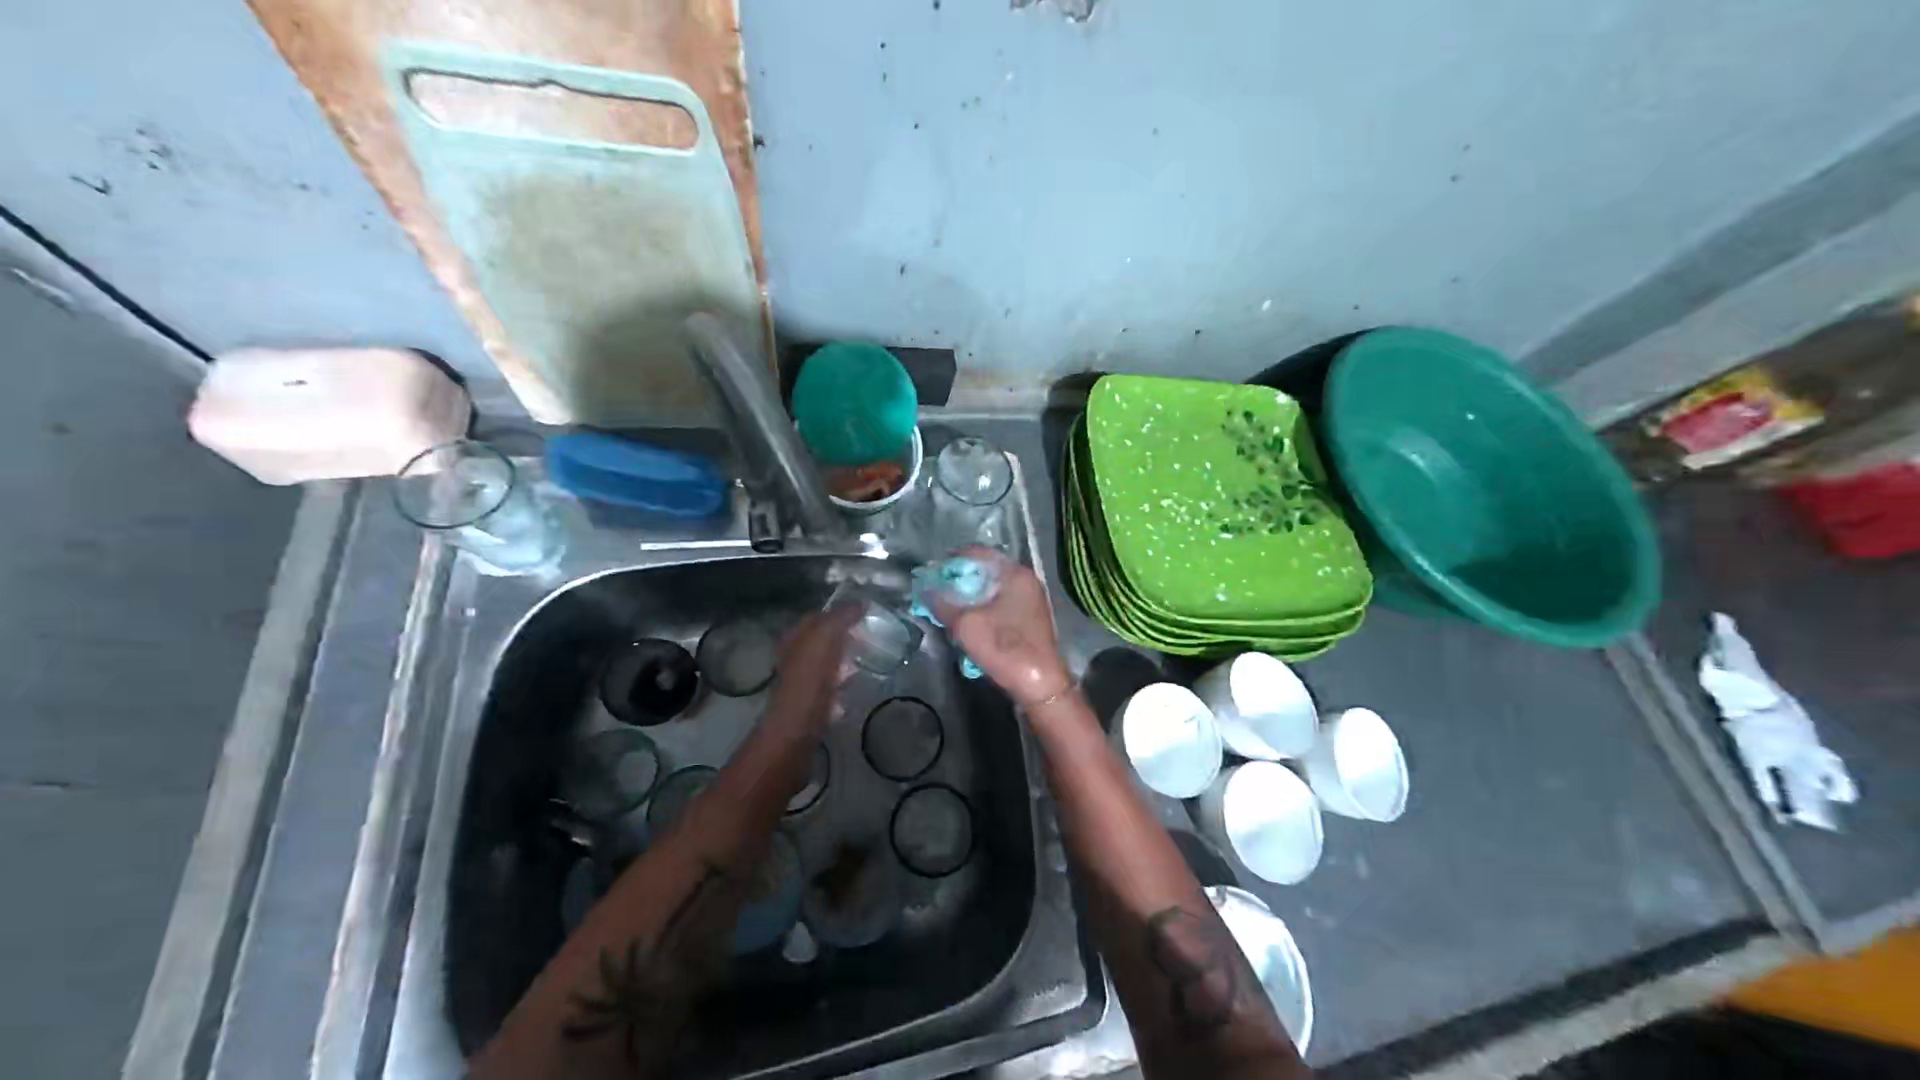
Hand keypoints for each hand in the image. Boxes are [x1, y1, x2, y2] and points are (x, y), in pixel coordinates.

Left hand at [764, 604, 860, 733]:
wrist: (797, 731)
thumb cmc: (809, 682)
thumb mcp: (825, 640)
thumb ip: (841, 617)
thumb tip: (860, 602)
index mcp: (795, 638)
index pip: (819, 616)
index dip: (841, 613)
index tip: (866, 615)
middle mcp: (795, 657)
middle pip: (824, 640)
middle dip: (846, 638)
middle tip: (869, 639)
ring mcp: (801, 682)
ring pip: (827, 664)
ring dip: (845, 663)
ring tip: (864, 663)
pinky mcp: (810, 705)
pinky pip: (830, 689)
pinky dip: (842, 687)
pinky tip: (852, 691)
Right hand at [929, 548, 1072, 709]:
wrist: (1040, 686)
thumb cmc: (1005, 648)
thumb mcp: (966, 624)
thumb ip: (943, 603)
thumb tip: (924, 587)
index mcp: (1015, 574)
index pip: (979, 552)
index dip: (951, 559)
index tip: (930, 570)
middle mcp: (1026, 581)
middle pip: (985, 571)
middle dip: (958, 579)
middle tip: (935, 589)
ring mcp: (1029, 601)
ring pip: (991, 589)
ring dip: (968, 596)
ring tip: (946, 606)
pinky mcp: (1028, 619)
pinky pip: (999, 604)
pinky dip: (981, 608)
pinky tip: (966, 621)